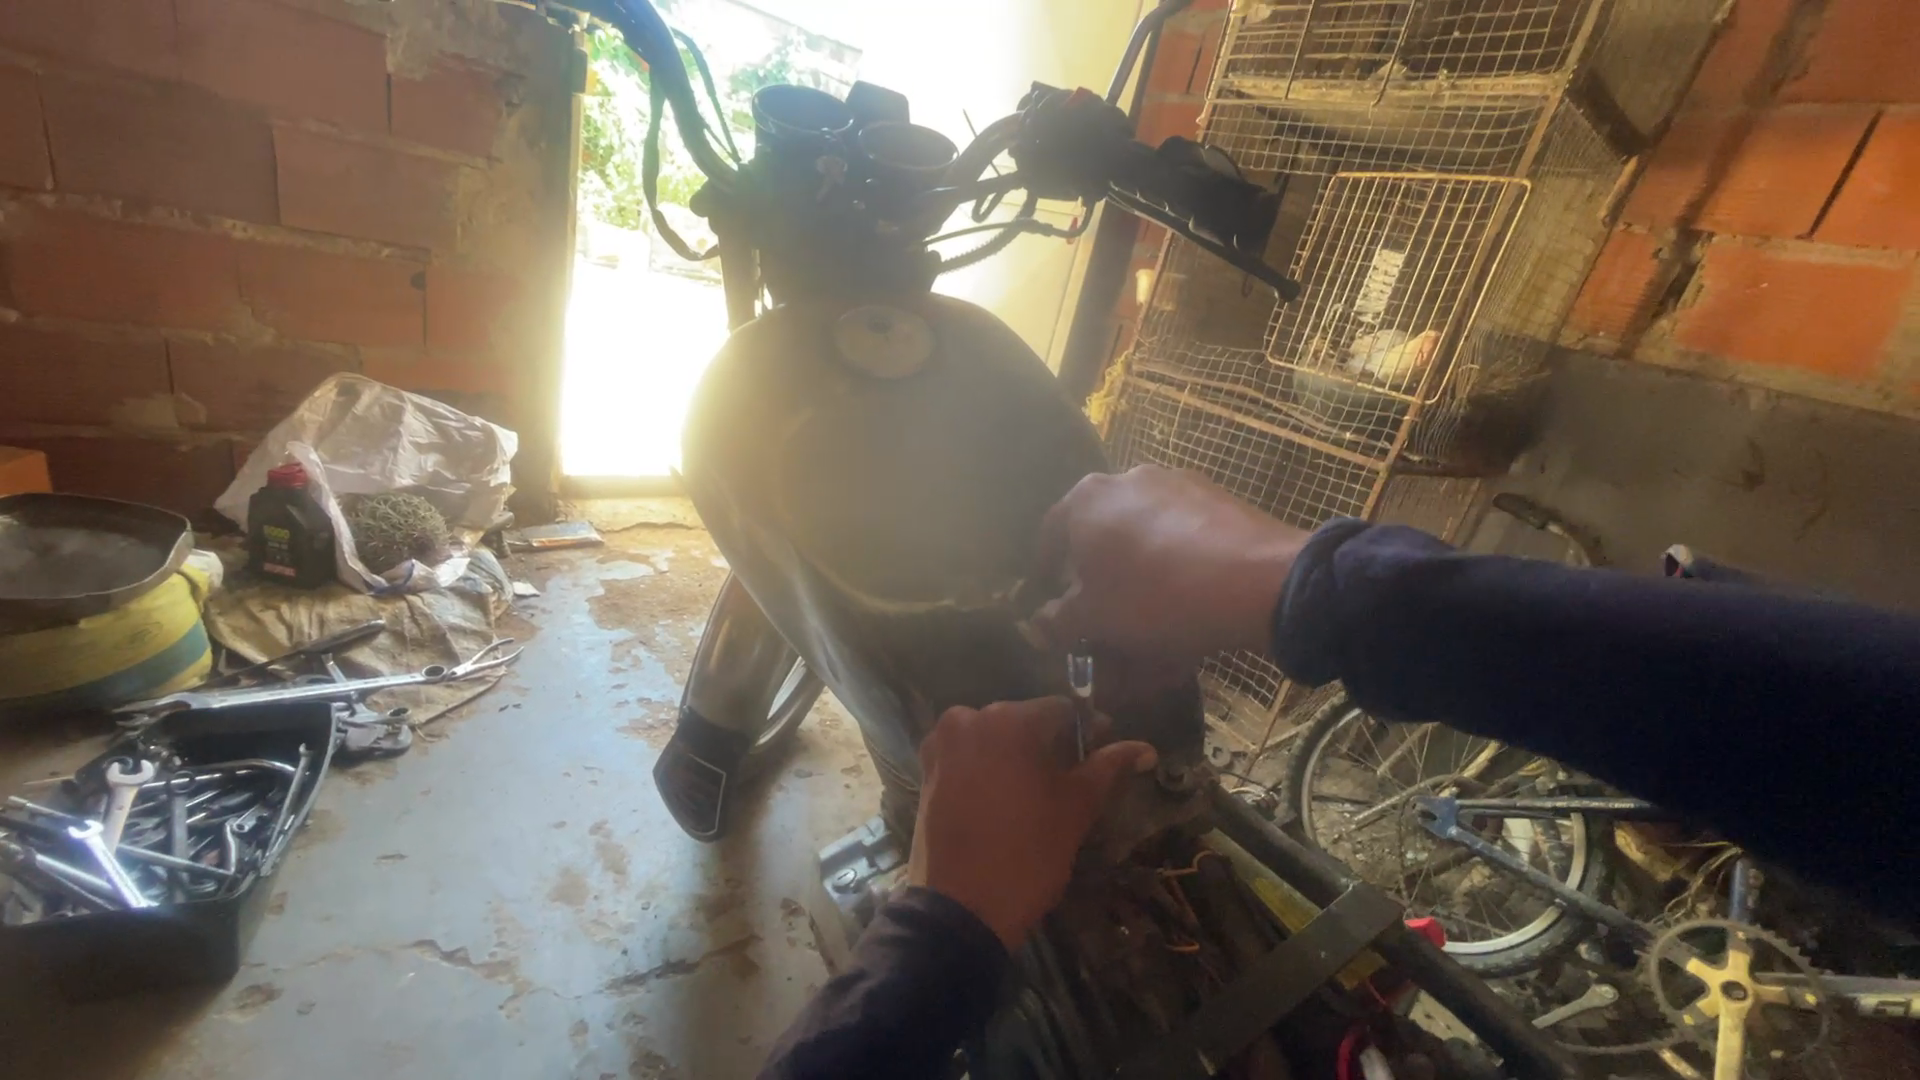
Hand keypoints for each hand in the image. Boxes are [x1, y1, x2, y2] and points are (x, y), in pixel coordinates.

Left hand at [908, 697, 1158, 949]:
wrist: (960, 911)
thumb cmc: (1028, 854)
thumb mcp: (1076, 808)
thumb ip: (1108, 767)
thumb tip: (1145, 748)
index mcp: (1008, 719)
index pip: (1060, 709)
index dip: (1087, 728)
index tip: (1102, 751)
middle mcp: (968, 718)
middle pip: (1023, 721)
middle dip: (1051, 743)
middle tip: (1073, 778)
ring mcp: (941, 744)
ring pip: (994, 738)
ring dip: (1018, 756)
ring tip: (1039, 793)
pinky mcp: (926, 770)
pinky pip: (968, 756)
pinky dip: (988, 768)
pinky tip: (1004, 800)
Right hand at [1033, 466, 1309, 675]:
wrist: (1257, 581)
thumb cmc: (1153, 596)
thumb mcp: (1091, 619)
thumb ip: (1054, 622)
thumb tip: (1037, 624)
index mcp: (1084, 500)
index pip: (1049, 536)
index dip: (1045, 574)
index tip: (1051, 603)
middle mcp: (1126, 480)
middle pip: (1099, 536)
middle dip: (1097, 580)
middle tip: (1102, 617)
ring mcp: (1177, 484)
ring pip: (1143, 540)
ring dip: (1138, 579)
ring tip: (1149, 624)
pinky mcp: (1218, 500)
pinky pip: (1181, 540)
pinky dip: (1175, 572)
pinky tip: (1187, 608)